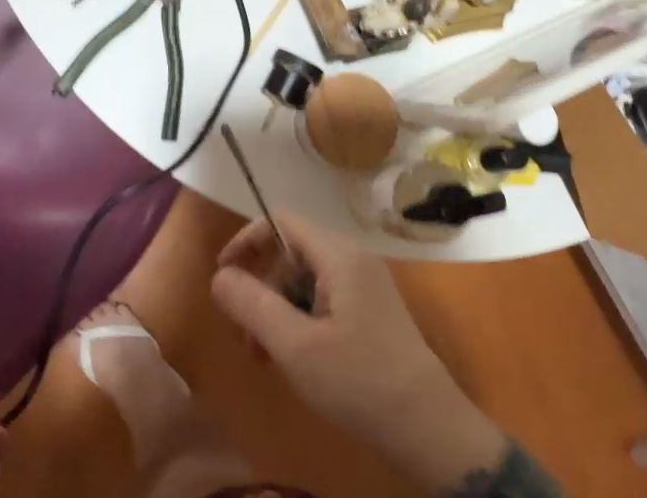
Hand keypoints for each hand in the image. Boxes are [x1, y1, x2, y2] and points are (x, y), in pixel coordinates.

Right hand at [210, 214, 504, 489]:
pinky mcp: (370, 311)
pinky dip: (300, 321)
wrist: (426, 423)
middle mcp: (353, 260)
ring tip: (266, 358)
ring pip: (304, 281)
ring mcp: (365, 285)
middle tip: (247, 340)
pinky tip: (294, 359)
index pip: (280, 222)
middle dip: (261, 290)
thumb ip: (252, 305)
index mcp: (338, 256)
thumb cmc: (357, 380)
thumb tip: (219, 277)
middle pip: (290, 254)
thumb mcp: (295, 346)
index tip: (222, 278)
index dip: (246, 242)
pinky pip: (323, 300)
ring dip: (277, 312)